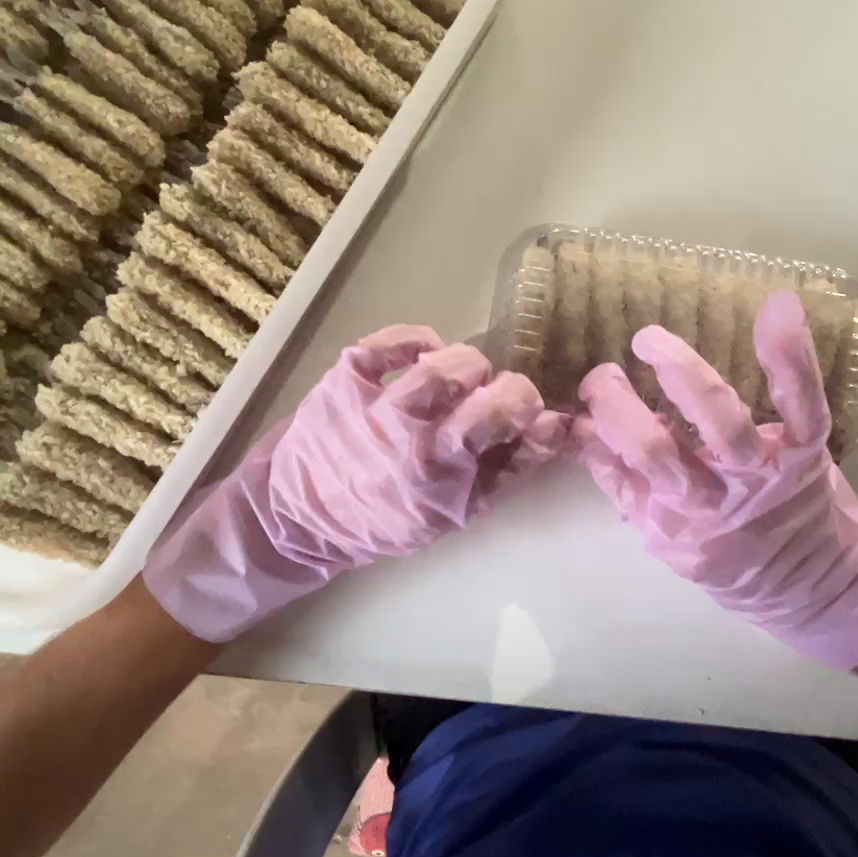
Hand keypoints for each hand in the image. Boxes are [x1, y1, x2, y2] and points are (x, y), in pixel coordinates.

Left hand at [144, 325, 568, 642]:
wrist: (303, 516)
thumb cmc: (389, 518)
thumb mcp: (458, 511)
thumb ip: (509, 469)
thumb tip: (554, 423)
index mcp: (446, 473)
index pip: (507, 417)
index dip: (526, 404)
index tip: (523, 409)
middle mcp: (414, 439)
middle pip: (479, 388)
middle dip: (501, 386)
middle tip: (490, 396)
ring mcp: (376, 408)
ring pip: (438, 364)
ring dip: (464, 363)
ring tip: (459, 375)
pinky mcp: (344, 383)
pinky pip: (384, 344)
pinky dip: (413, 337)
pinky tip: (423, 350)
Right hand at [574, 290, 857, 671]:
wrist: (813, 592)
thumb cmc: (731, 558)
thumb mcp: (663, 532)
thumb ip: (622, 481)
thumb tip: (577, 428)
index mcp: (671, 519)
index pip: (623, 468)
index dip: (601, 424)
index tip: (591, 389)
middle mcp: (712, 502)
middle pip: (659, 452)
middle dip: (623, 408)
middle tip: (607, 372)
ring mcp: (762, 477)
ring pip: (724, 425)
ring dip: (684, 376)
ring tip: (651, 342)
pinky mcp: (806, 455)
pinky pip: (802, 405)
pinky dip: (789, 357)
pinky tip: (776, 309)